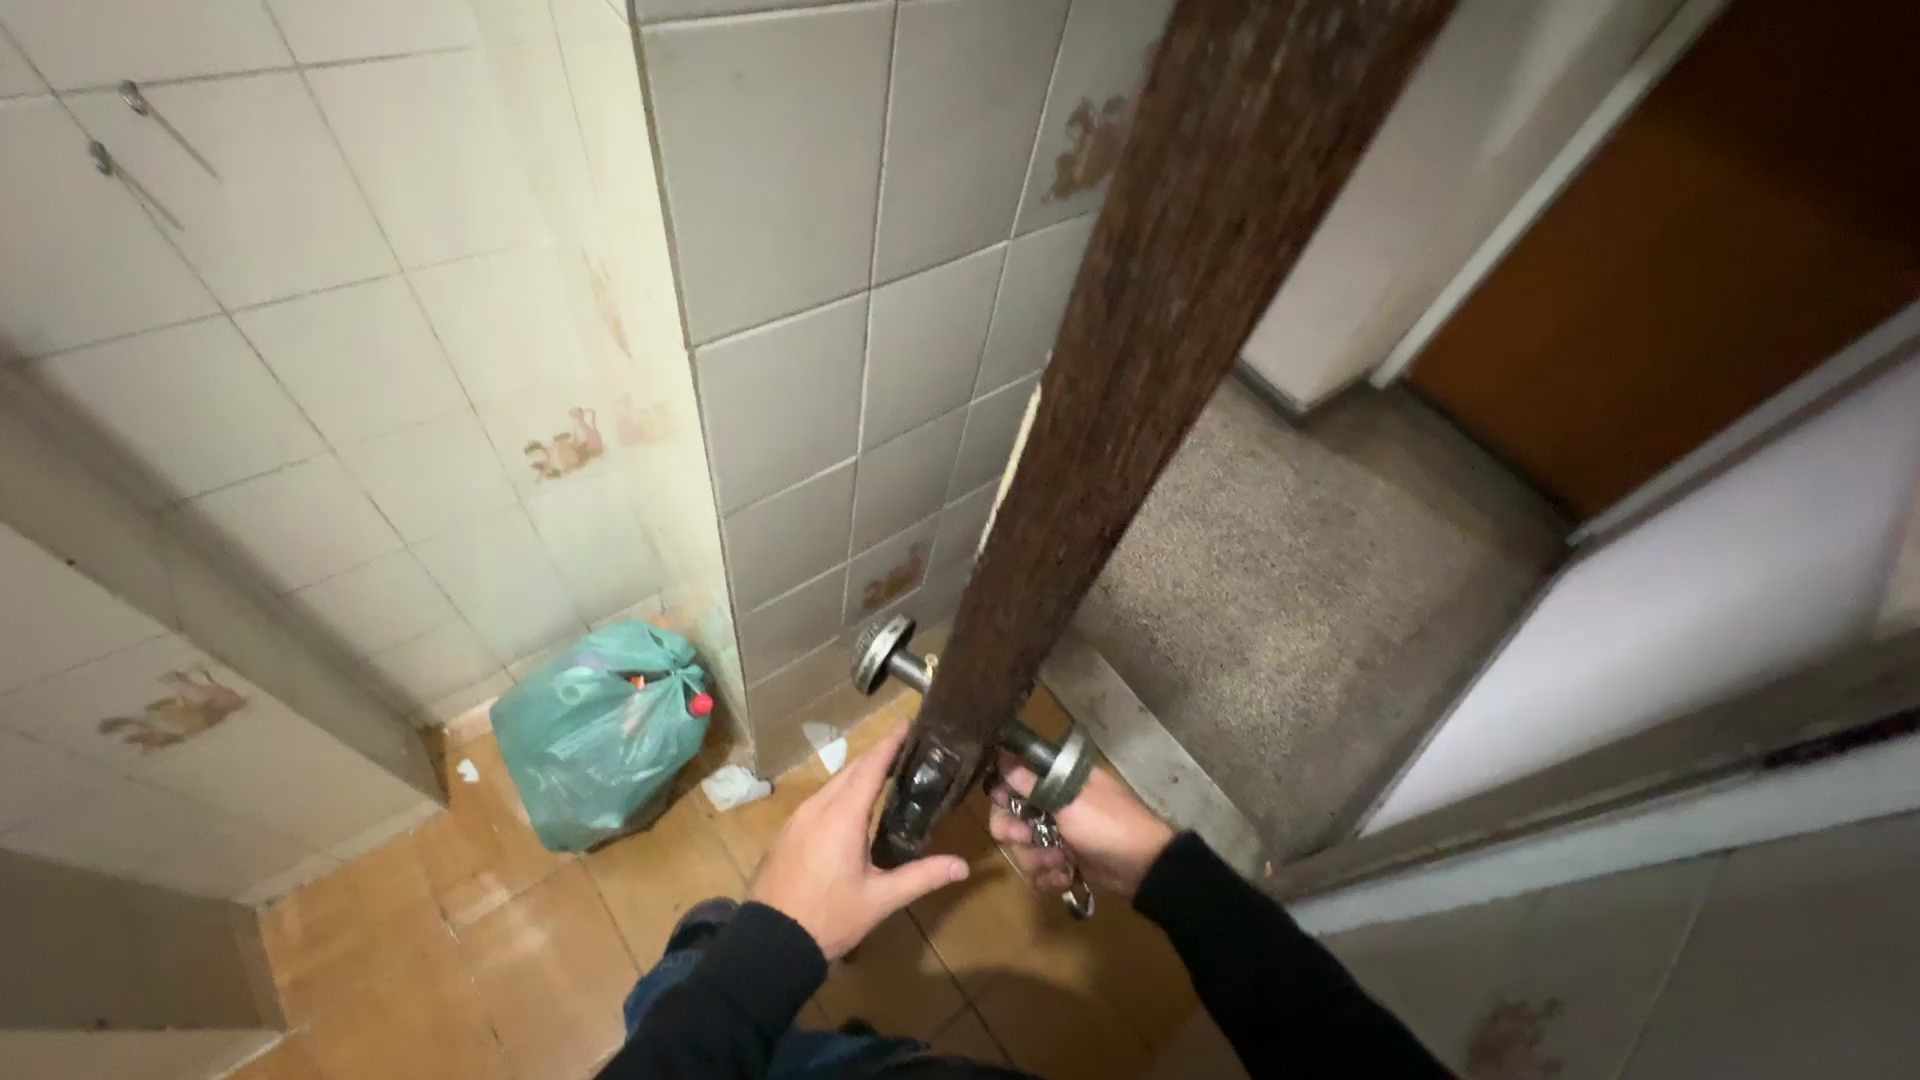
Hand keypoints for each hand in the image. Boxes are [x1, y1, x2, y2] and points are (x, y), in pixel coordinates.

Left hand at [750, 725, 969, 959]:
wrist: (769, 943)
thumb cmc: (828, 918)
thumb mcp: (879, 900)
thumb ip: (921, 877)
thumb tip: (963, 866)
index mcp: (843, 815)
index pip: (871, 766)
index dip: (890, 743)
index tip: (908, 723)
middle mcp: (819, 806)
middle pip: (852, 769)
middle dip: (878, 754)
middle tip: (905, 746)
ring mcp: (799, 817)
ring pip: (833, 783)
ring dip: (859, 772)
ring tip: (885, 770)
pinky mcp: (789, 831)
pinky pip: (820, 798)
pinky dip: (842, 790)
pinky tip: (852, 804)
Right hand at [988, 753, 1174, 898]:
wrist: (1143, 868)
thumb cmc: (1108, 825)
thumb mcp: (1070, 801)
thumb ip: (1034, 784)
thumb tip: (1004, 759)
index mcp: (1057, 779)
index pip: (1016, 775)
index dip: (1004, 789)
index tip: (1002, 802)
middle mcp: (1053, 802)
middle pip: (1011, 813)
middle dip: (1014, 830)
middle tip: (1025, 837)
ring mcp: (1057, 832)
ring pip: (1023, 846)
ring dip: (1036, 858)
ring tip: (1060, 862)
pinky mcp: (1063, 860)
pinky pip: (1039, 869)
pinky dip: (1049, 877)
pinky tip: (1065, 876)